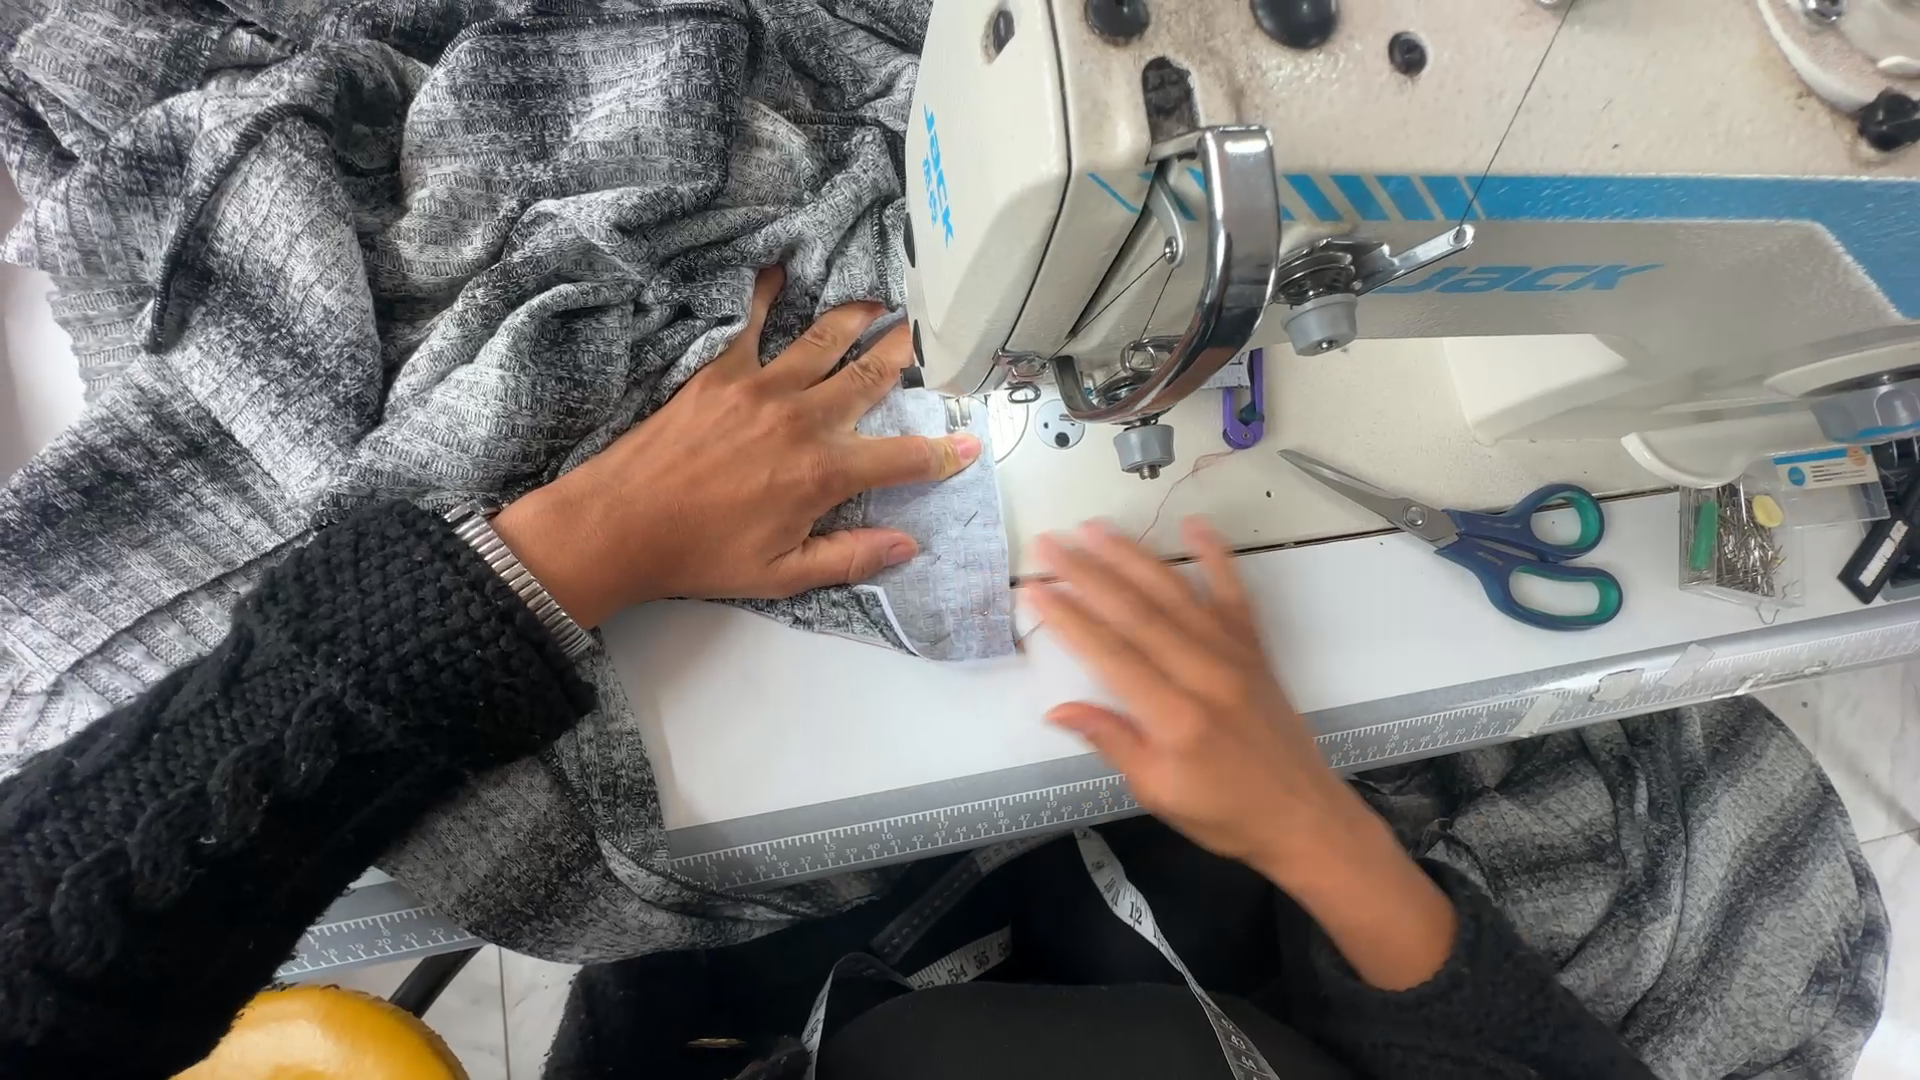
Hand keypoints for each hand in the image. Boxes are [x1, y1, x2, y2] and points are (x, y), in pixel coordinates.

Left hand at [493, 267, 980, 627]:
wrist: (619, 525)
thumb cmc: (702, 555)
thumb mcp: (784, 574)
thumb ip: (851, 557)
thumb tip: (907, 546)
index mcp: (824, 473)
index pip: (903, 459)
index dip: (944, 454)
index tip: (970, 446)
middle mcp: (803, 420)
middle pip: (870, 379)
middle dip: (906, 356)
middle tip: (927, 336)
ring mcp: (761, 388)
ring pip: (825, 340)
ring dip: (858, 319)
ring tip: (879, 304)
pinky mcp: (720, 372)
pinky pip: (751, 322)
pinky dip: (767, 294)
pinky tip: (779, 271)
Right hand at [1028, 519, 1360, 868]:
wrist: (1307, 819)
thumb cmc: (1226, 814)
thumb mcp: (1157, 792)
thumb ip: (1111, 741)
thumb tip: (1059, 709)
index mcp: (1174, 716)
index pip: (1109, 654)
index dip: (1068, 618)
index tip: (1035, 588)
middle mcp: (1204, 674)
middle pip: (1136, 612)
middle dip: (1087, 573)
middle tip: (1051, 544)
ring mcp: (1233, 654)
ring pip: (1175, 594)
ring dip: (1132, 556)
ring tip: (1096, 527)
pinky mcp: (1255, 649)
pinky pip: (1234, 594)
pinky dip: (1216, 557)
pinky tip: (1195, 526)